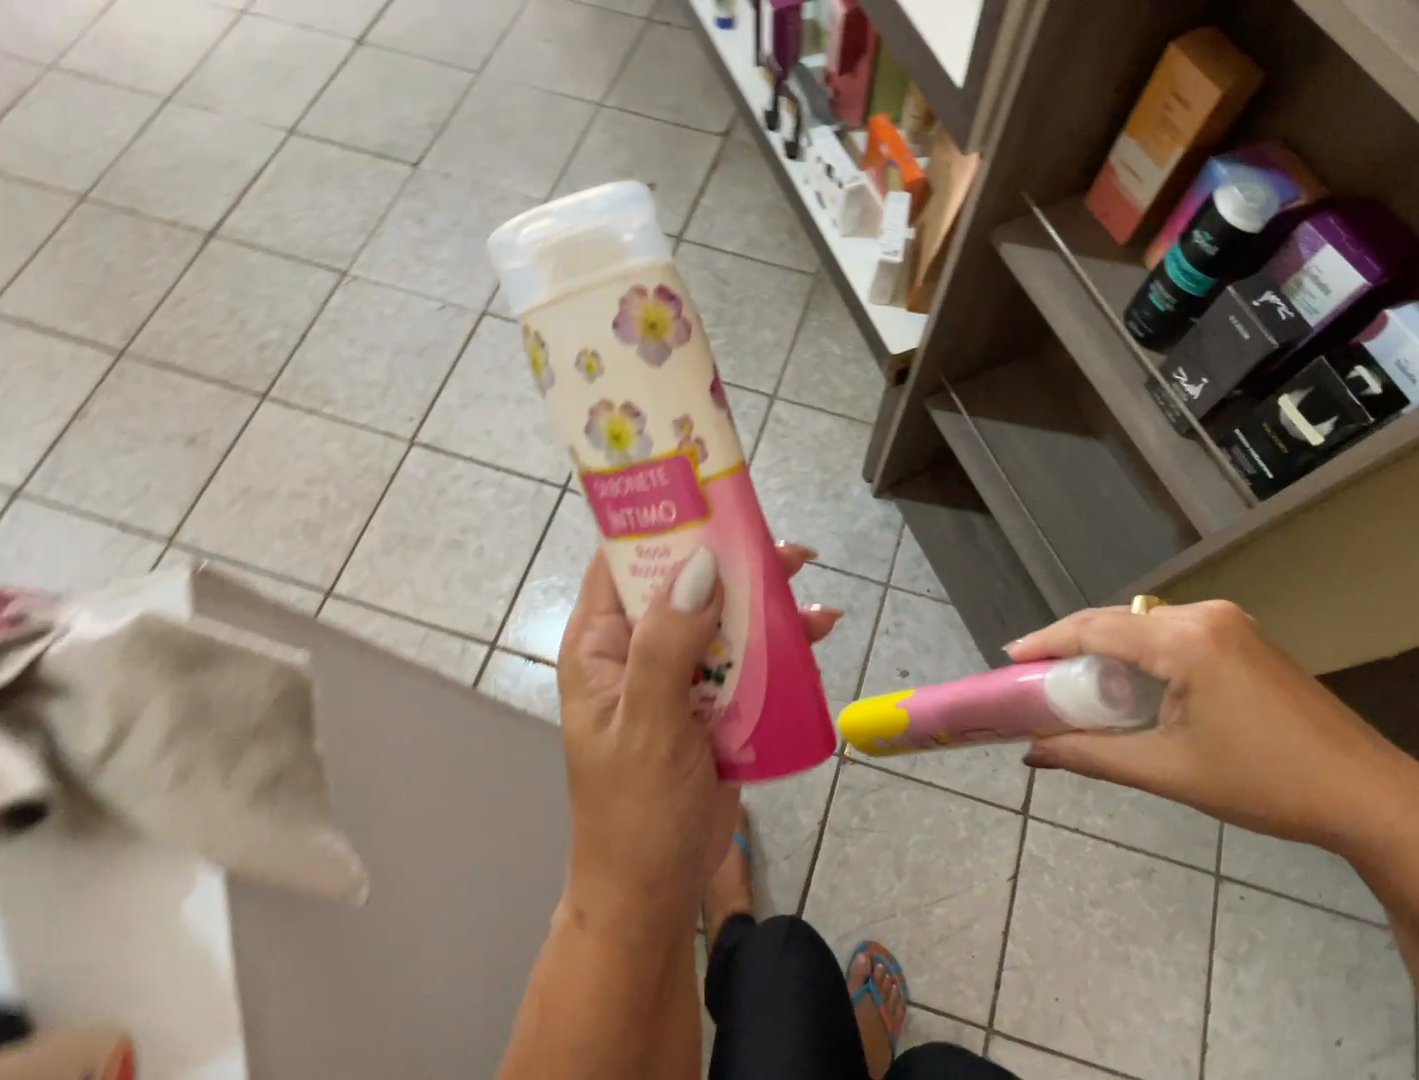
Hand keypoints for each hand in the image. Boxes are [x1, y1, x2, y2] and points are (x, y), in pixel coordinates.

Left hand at [555, 542, 839, 926]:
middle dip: (732, 561)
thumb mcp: (648, 726)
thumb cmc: (636, 811)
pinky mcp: (714, 704)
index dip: (662, 522)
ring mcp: (679, 677)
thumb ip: (668, 645)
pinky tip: (817, 632)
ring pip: (723, 618)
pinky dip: (780, 645)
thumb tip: (700, 562)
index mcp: (601, 646)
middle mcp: (638, 650)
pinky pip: (748, 660)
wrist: (656, 889)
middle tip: (782, 548)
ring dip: (764, 602)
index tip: (708, 491)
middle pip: (686, 583)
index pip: (622, 561)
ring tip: (809, 588)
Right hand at [1011, 601, 1418, 856]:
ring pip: (1141, 627)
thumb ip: (1090, 755)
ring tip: (1071, 687)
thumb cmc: (1265, 785)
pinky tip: (1125, 685)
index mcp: (1185, 641)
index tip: (1007, 660)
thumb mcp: (1167, 772)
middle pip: (1114, 622)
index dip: (1045, 643)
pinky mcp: (1243, 637)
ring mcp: (1229, 622)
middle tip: (1032, 680)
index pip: (1093, 630)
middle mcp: (1204, 615)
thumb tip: (1031, 752)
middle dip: (1070, 649)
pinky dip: (1138, 656)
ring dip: (1104, 653)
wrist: (1370, 795)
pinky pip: (1170, 635)